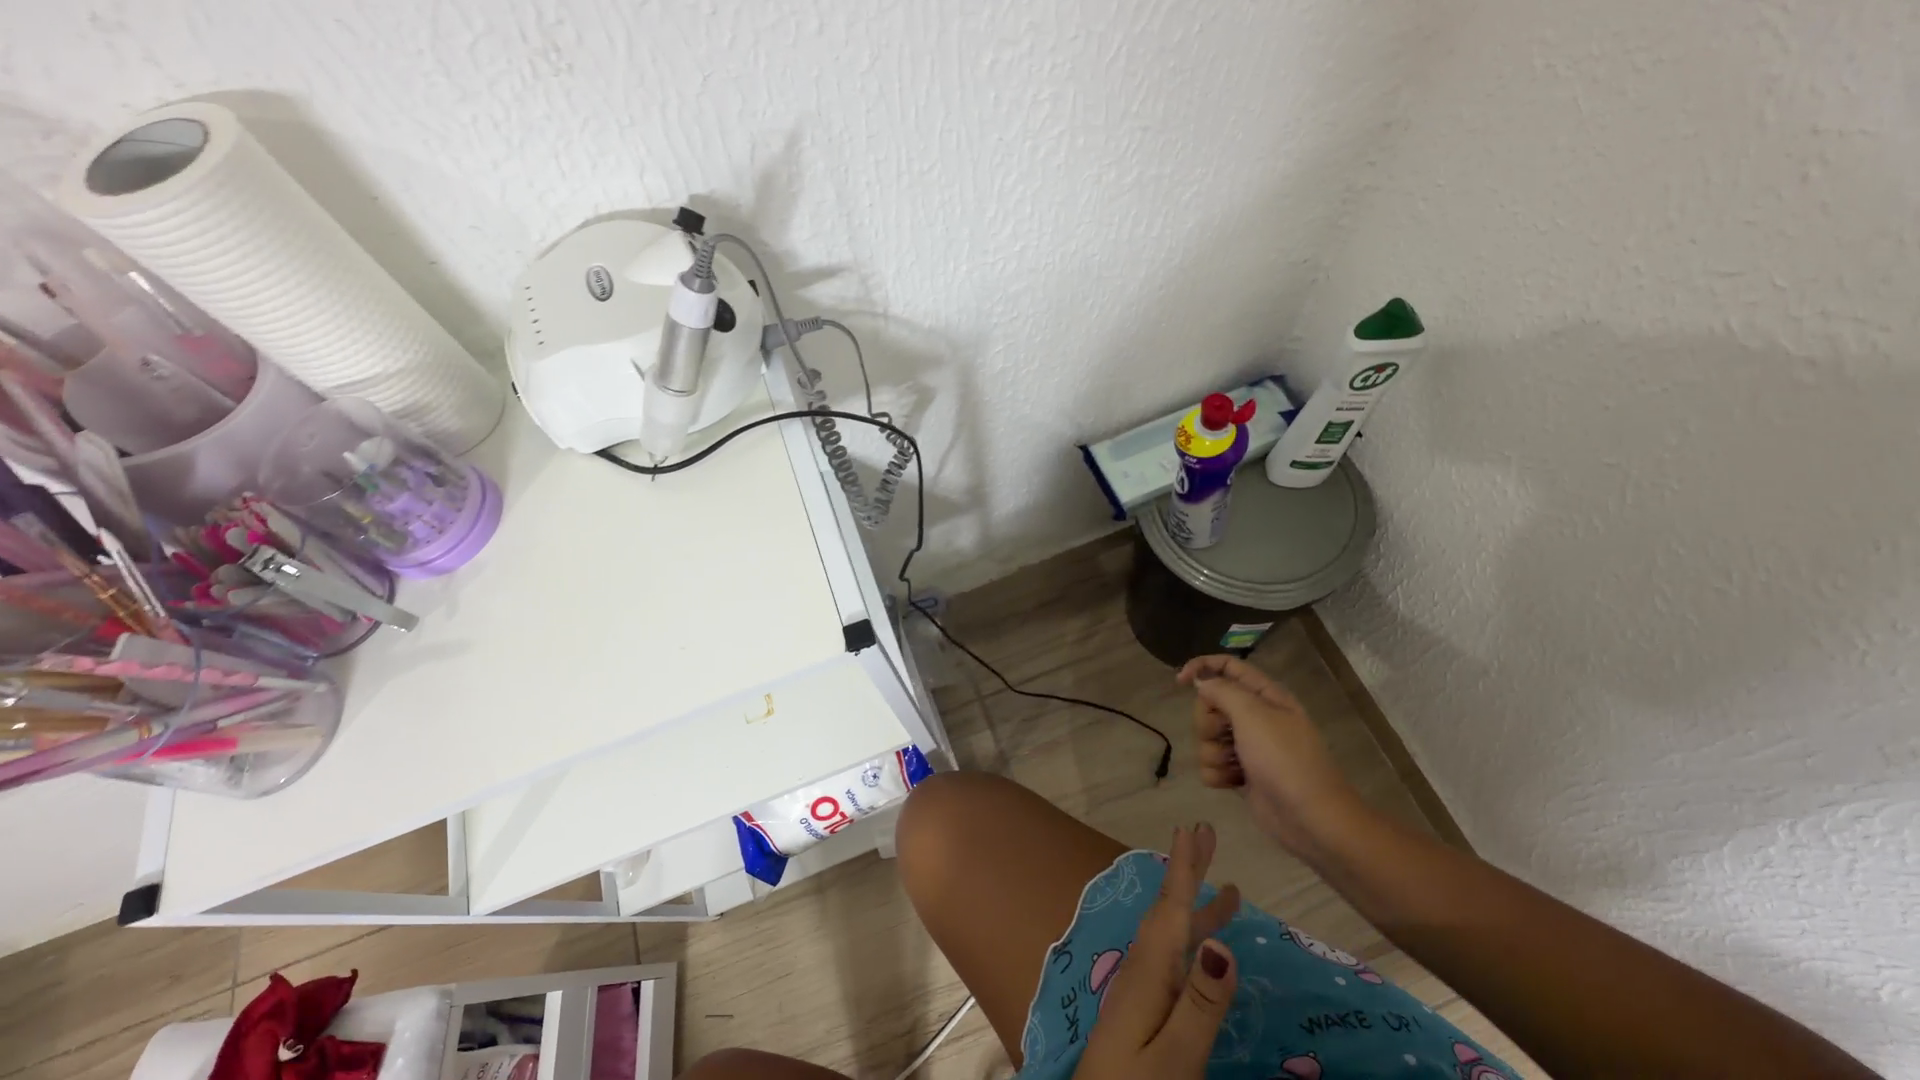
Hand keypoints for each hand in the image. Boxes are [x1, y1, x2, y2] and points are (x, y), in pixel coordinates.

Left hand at [1072, 824, 1240, 1079]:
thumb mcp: (1177, 1054)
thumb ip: (1201, 1003)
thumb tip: (1225, 944)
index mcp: (1149, 975)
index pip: (1169, 910)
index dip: (1183, 868)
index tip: (1191, 827)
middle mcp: (1141, 973)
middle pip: (1167, 912)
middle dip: (1187, 874)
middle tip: (1206, 835)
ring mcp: (1139, 992)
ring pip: (1171, 936)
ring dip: (1196, 908)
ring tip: (1229, 890)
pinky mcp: (1140, 1011)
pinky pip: (1171, 958)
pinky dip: (1190, 940)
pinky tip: (1204, 947)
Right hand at [1176, 655, 1367, 853]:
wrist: (1308, 816)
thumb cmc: (1284, 759)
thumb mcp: (1253, 715)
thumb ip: (1222, 691)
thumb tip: (1202, 681)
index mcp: (1265, 696)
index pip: (1228, 667)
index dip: (1202, 667)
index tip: (1180, 682)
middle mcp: (1255, 718)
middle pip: (1209, 706)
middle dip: (1208, 723)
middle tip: (1225, 734)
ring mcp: (1247, 748)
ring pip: (1206, 739)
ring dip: (1214, 753)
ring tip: (1235, 766)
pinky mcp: (1240, 775)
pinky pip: (1211, 766)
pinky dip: (1219, 775)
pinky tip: (1235, 783)